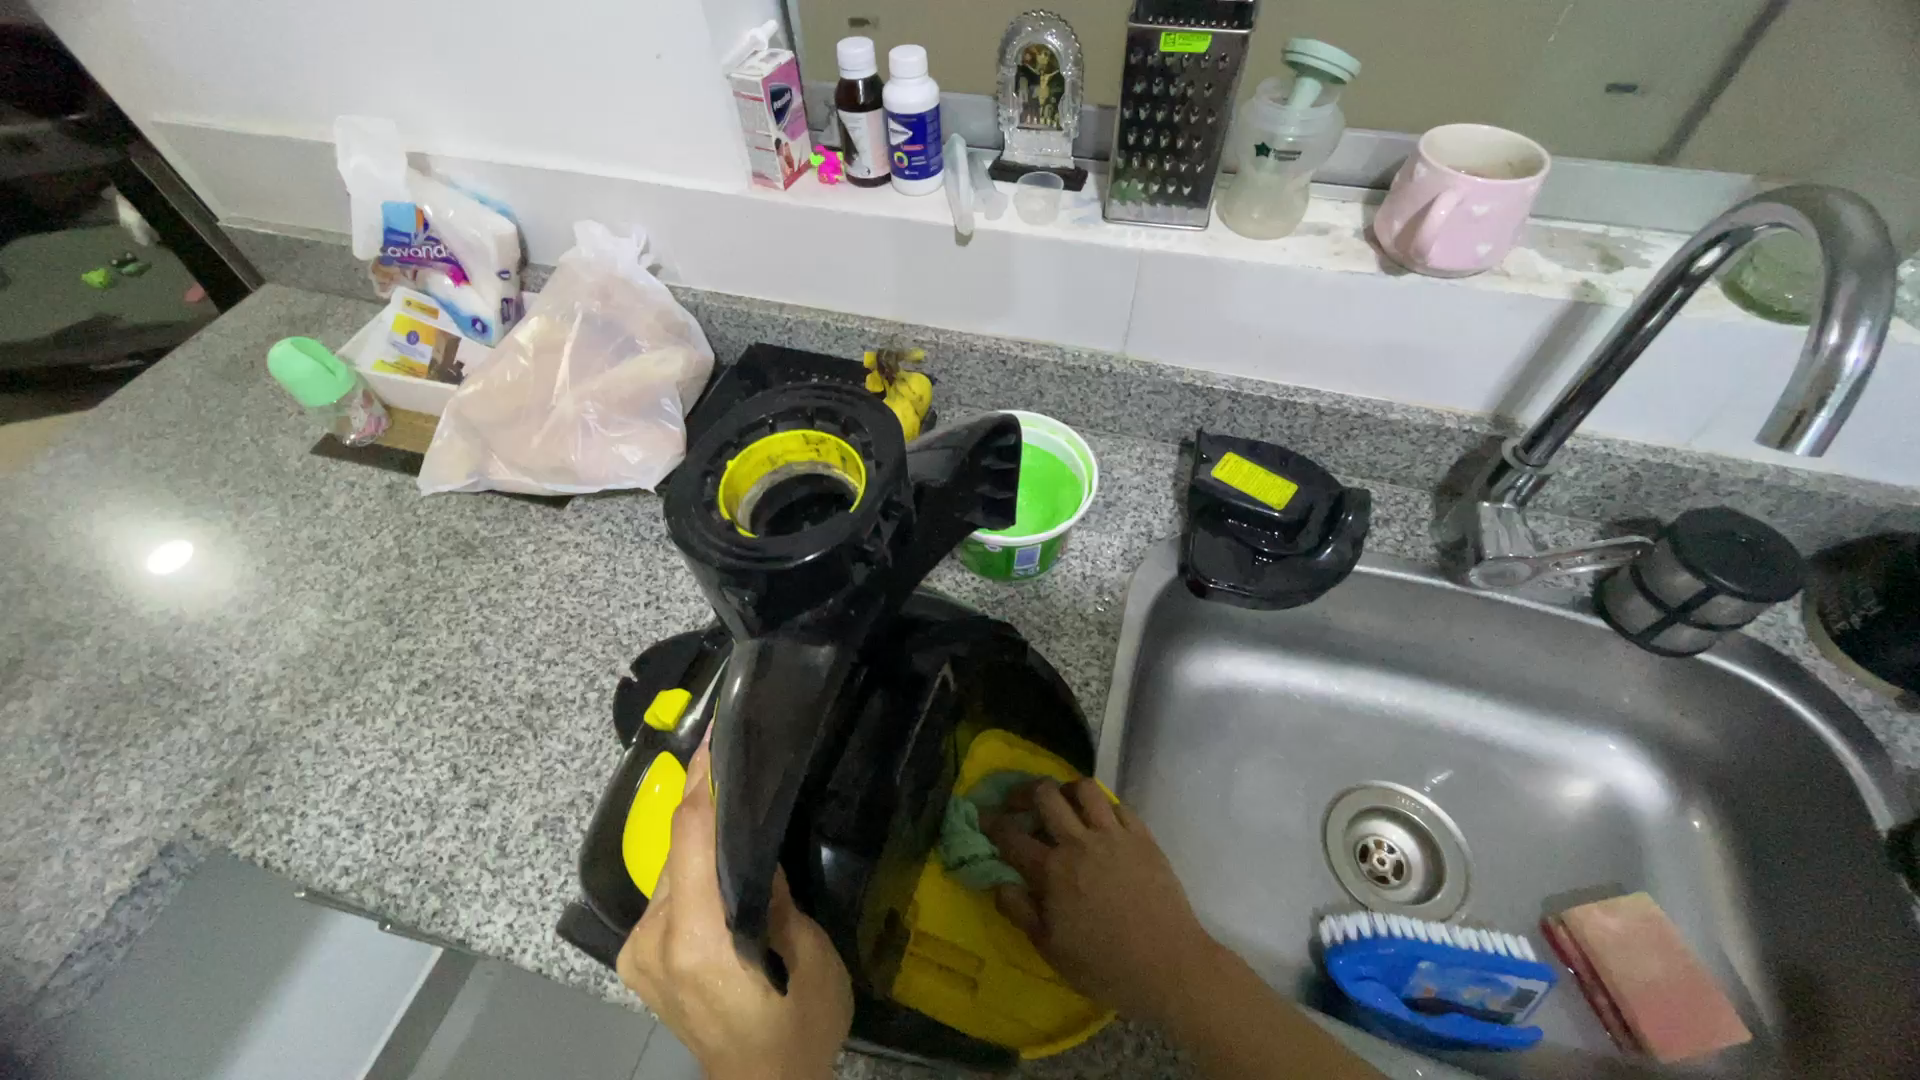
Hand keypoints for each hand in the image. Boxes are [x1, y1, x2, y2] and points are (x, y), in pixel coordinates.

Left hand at [617, 742, 853, 1079]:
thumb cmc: (798, 1025)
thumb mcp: (808, 954)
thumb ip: (773, 893)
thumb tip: (752, 844)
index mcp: (695, 936)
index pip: (689, 835)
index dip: (700, 779)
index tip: (715, 735)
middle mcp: (654, 940)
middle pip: (675, 849)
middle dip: (703, 803)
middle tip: (736, 760)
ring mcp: (639, 954)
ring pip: (670, 871)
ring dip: (698, 838)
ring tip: (731, 804)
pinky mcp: (639, 963)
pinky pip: (668, 895)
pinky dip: (691, 869)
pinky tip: (717, 859)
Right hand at [986, 778, 1223, 1025]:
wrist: (1169, 965)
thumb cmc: (1105, 965)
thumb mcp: (1051, 950)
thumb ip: (1020, 912)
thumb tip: (999, 883)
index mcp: (1052, 871)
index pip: (1011, 836)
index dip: (991, 823)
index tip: (982, 818)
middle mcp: (1079, 842)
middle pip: (1044, 794)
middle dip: (1023, 792)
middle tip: (1018, 803)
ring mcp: (1114, 834)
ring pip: (1084, 788)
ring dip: (1065, 790)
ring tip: (1061, 803)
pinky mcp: (1142, 836)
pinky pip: (1118, 805)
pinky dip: (1102, 806)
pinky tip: (1099, 821)